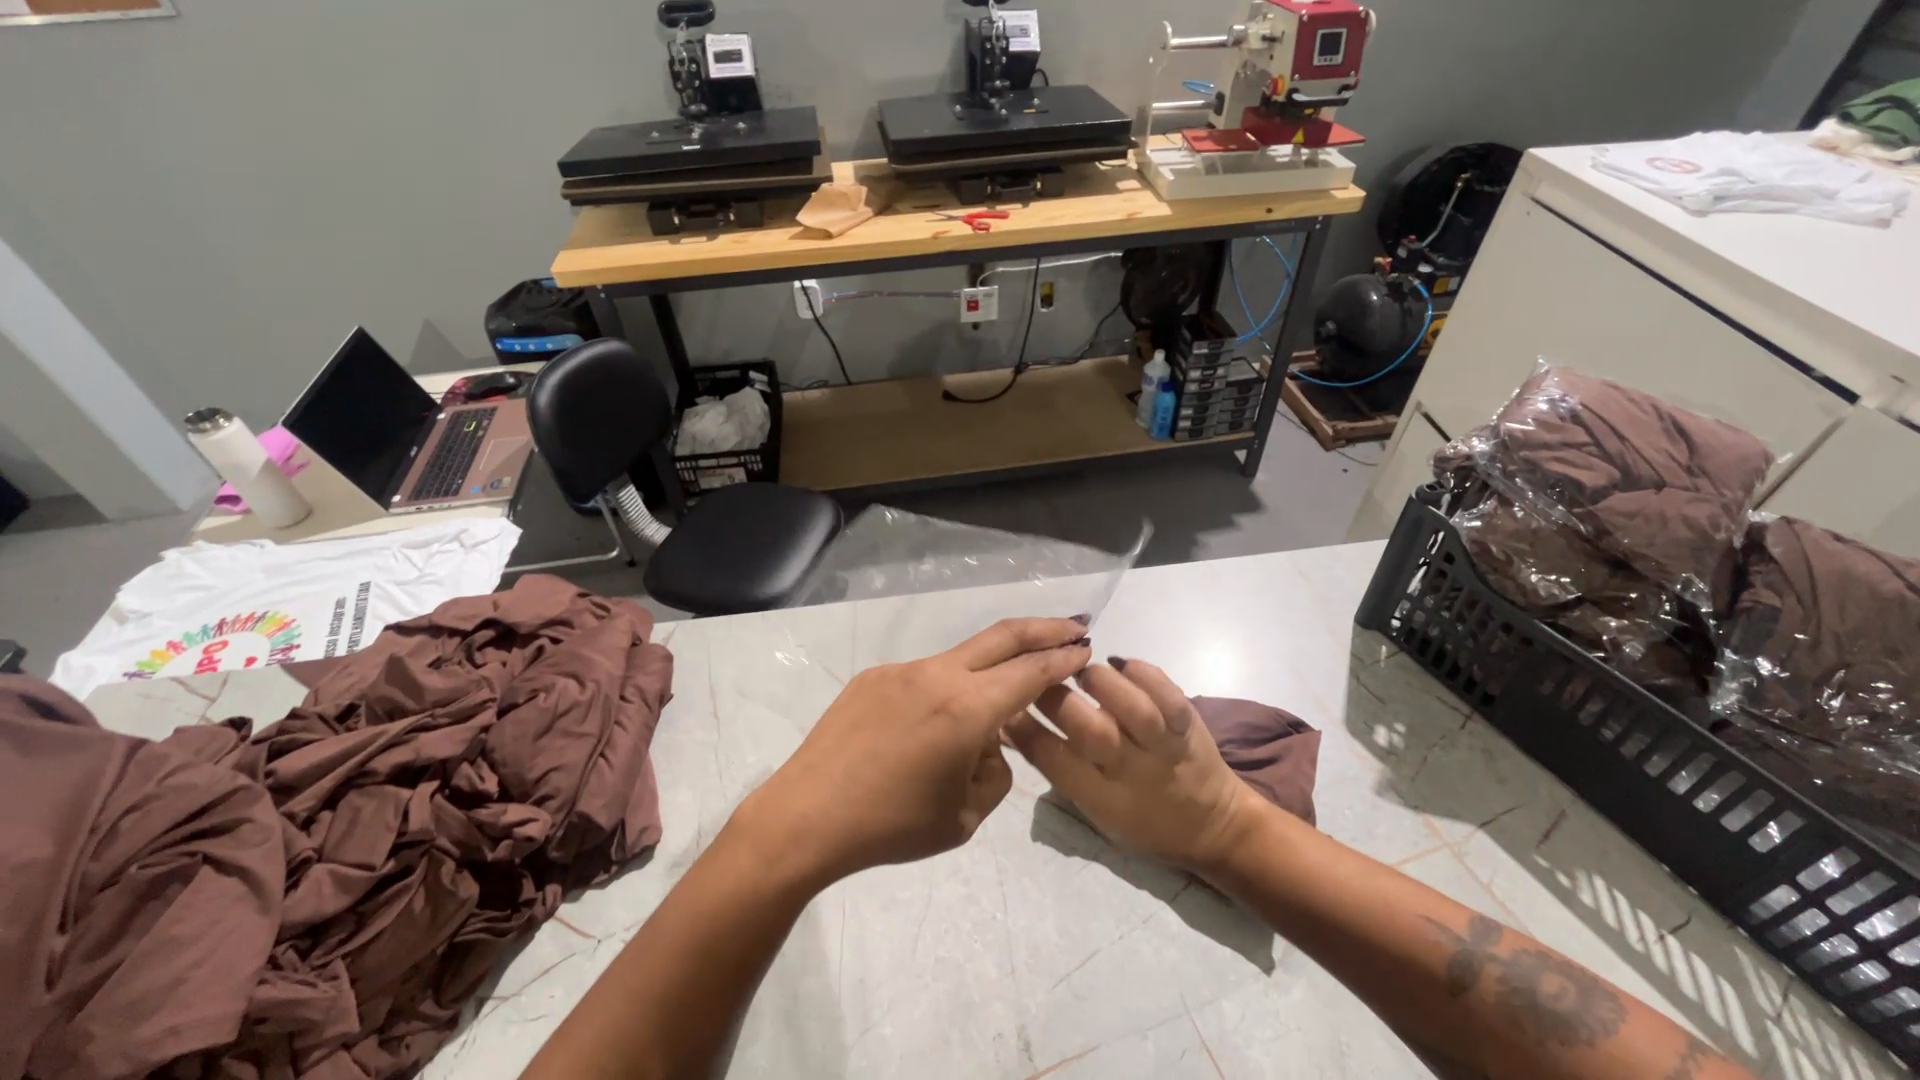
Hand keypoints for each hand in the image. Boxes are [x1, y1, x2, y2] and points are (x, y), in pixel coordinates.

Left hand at [736, 618, 1091, 885]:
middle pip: (1003, 636)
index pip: (1030, 672)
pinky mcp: (872, 678)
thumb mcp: (964, 818)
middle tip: (1075, 626)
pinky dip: (947, 689)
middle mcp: (937, 676)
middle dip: (1045, 628)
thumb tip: (989, 743)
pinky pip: (924, 677)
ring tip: (1004, 692)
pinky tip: (935, 725)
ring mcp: (901, 672)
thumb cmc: (891, 827)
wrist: (806, 818)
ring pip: (961, 658)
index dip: (1063, 658)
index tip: (1086, 648)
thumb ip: (995, 772)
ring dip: (993, 664)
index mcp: (967, 709)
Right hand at [1005, 657, 1258, 871]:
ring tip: (1084, 668)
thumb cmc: (1142, 821)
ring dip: (1100, 681)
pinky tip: (1122, 663)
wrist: (1212, 828)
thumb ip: (1059, 769)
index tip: (1007, 704)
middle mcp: (1131, 772)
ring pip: (1132, 707)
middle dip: (1057, 697)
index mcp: (1100, 798)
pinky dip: (1144, 672)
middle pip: (1090, 730)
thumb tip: (1010, 725)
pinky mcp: (1189, 726)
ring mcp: (1163, 748)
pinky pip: (1169, 694)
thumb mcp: (1094, 810)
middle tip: (1042, 678)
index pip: (1053, 760)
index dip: (1024, 728)